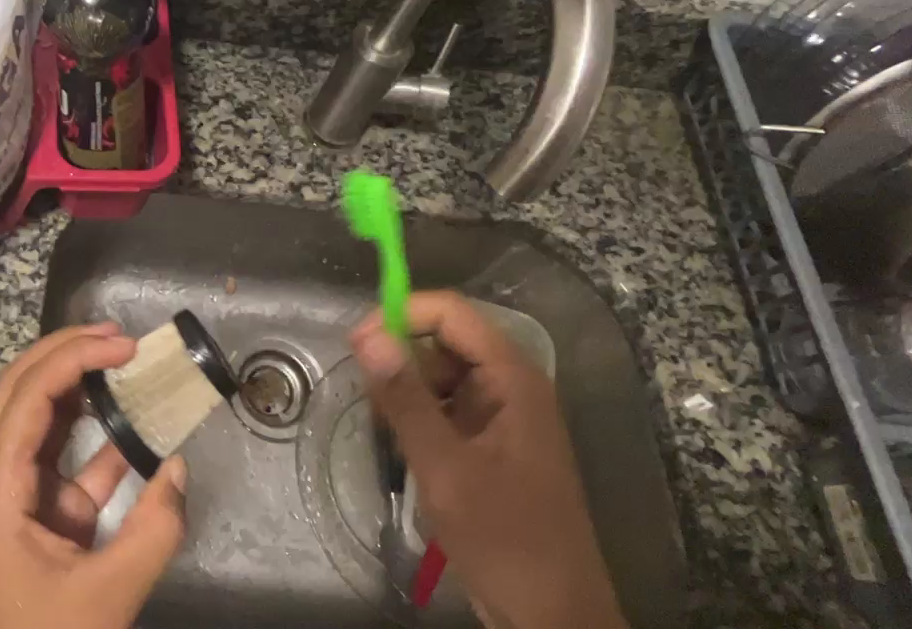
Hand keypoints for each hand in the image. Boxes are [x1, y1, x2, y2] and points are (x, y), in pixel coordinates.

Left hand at [0, 323, 188, 628]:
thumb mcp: (108, 594)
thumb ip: (154, 530)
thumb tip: (179, 466)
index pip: (30, 397)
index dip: (73, 358)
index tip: (122, 345)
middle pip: (20, 390)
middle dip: (63, 351)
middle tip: (115, 334)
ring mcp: (17, 492)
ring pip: (37, 416)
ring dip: (76, 381)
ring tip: (119, 355)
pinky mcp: (40, 512)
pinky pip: (65, 457)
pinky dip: (96, 434)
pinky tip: (133, 419)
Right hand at [351, 292, 626, 628]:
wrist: (552, 618)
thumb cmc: (505, 538)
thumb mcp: (445, 468)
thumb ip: (405, 399)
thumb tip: (367, 336)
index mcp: (512, 378)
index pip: (451, 312)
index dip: (402, 315)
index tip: (359, 345)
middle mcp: (509, 385)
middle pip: (443, 340)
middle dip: (401, 359)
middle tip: (373, 401)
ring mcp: (501, 414)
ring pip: (439, 373)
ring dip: (407, 392)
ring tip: (391, 434)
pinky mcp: (490, 441)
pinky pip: (445, 406)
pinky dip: (418, 417)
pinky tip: (407, 450)